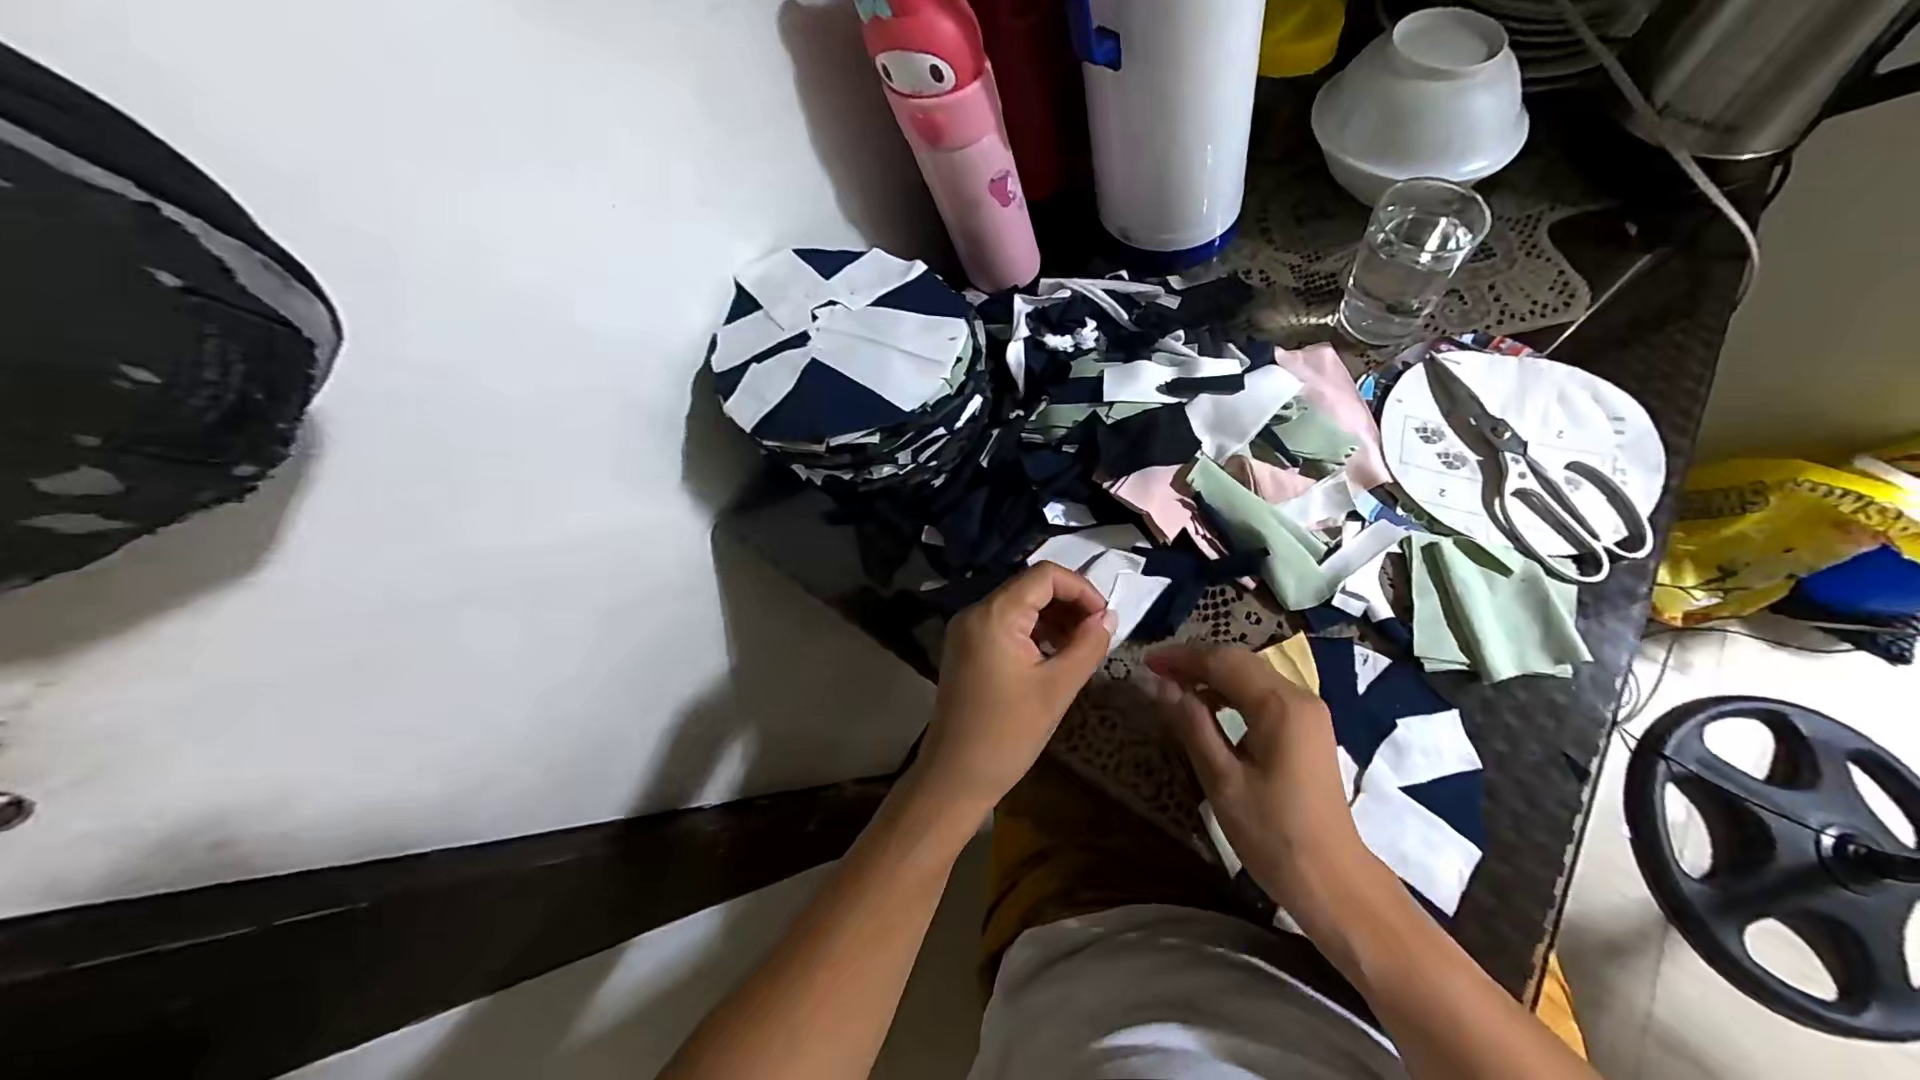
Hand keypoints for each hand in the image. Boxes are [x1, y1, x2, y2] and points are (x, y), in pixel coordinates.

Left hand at [913, 562, 1115, 811]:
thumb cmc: (1007, 734)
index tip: (1104, 619)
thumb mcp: (1056, 688)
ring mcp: (966, 631)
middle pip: (1030, 587)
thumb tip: (1108, 618)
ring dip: (1053, 620)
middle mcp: (975, 613)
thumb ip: (1087, 646)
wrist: (954, 776)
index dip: (1081, 589)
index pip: (1045, 576)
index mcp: (994, 615)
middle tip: (1095, 636)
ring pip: (1019, 607)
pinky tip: (1053, 658)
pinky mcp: (965, 649)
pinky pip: (1005, 626)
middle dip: (1068, 605)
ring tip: (1079, 650)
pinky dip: (1033, 634)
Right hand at [1145, 643, 1376, 909]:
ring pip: (1252, 675)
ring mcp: (1308, 712)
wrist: (1332, 880)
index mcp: (1280, 706)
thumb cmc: (1273, 833)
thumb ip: (1192, 724)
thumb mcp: (1222, 779)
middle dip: (1195, 661)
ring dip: (1212, 674)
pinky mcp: (1307, 729)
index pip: (1223, 662)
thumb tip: (1163, 686)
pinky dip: (1231, 692)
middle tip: (1155, 671)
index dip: (1181, 657)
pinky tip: (1207, 706)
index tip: (1146, 662)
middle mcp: (1300, 697)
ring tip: (1174, 686)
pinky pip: (1263, 694)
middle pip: (1240, 661)